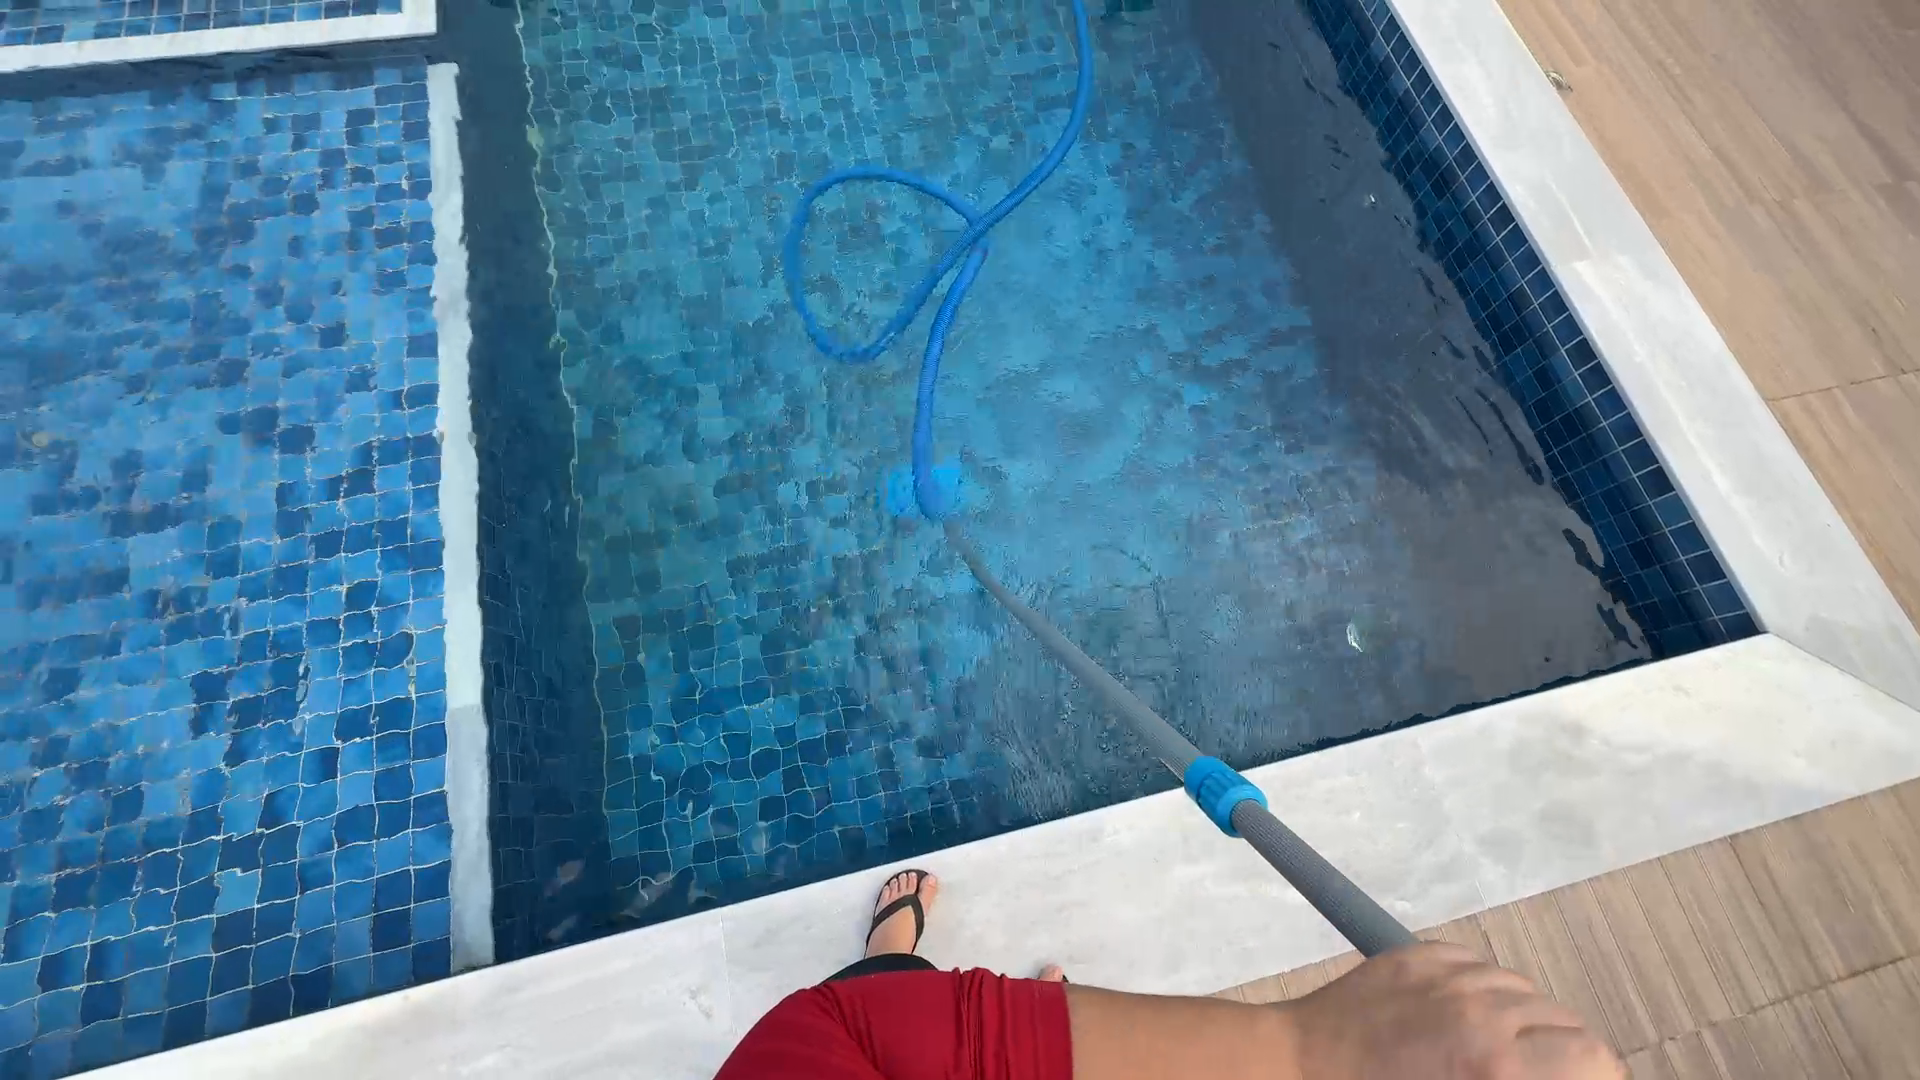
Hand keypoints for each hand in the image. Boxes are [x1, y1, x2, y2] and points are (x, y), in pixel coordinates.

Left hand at [1280, 943, 1624, 1079]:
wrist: (1305, 1067)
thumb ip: (1520, 1077)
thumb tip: (1560, 1067)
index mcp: (1500, 1069)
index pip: (1594, 1056)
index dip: (1596, 1074)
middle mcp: (1478, 1013)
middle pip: (1562, 1019)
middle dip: (1559, 1050)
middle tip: (1534, 1070)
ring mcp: (1440, 976)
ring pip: (1518, 986)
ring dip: (1518, 1015)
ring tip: (1492, 1042)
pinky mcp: (1410, 954)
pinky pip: (1470, 960)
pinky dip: (1477, 984)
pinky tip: (1458, 1010)